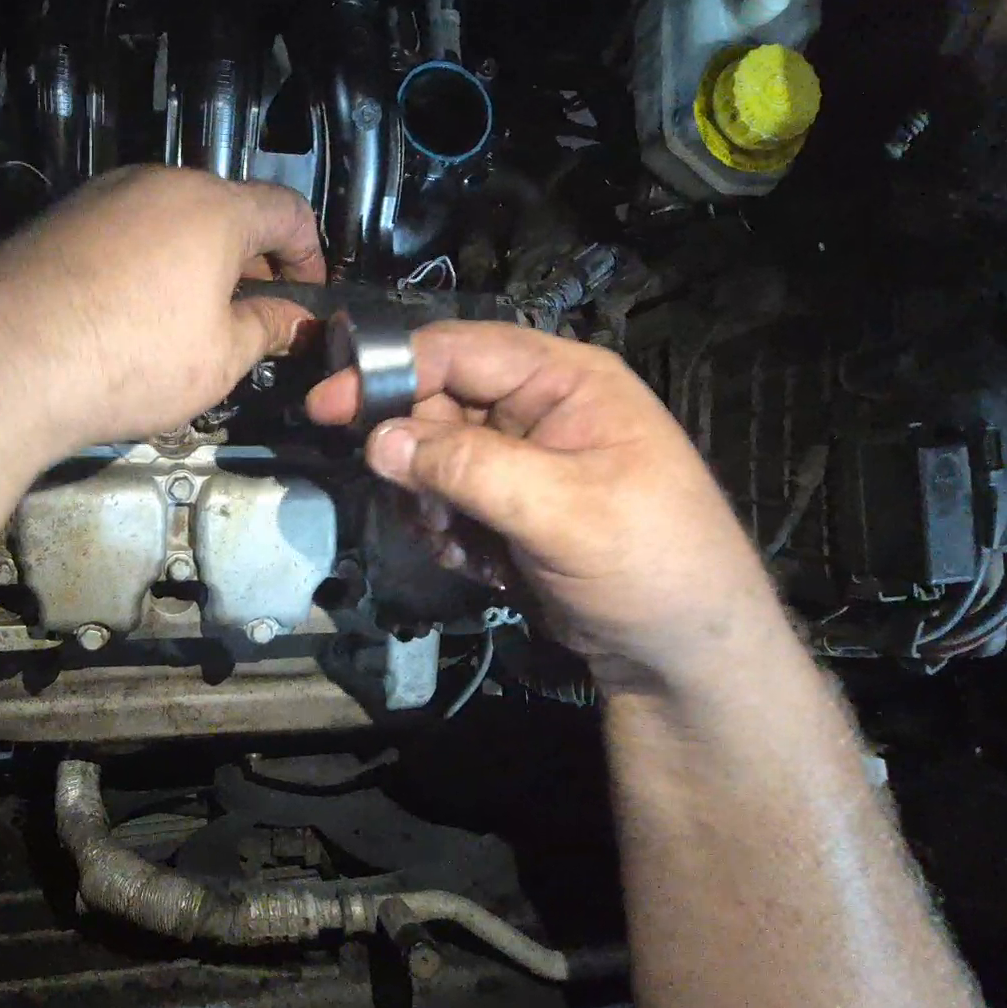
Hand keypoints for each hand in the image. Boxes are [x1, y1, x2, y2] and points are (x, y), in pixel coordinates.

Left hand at [0, 166, 323, 449]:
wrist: (6, 360)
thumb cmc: (131, 358)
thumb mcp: (220, 357)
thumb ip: (266, 329)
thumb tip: (293, 320)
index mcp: (213, 207)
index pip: (287, 211)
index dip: (309, 254)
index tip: (306, 294)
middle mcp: (157, 185)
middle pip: (225, 213)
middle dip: (250, 263)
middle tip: (252, 317)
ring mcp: (102, 198)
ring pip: (171, 223)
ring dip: (197, 265)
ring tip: (191, 324)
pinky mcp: (60, 221)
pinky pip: (125, 235)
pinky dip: (148, 266)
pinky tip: (134, 317)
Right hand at [307, 321, 784, 691]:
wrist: (680, 656)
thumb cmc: (650, 565)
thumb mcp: (564, 511)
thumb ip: (468, 468)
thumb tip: (377, 441)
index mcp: (562, 379)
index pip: (457, 351)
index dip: (389, 371)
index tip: (326, 404)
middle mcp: (533, 406)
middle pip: (432, 404)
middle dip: (413, 458)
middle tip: (420, 511)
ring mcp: (514, 456)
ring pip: (425, 456)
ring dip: (424, 503)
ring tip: (458, 544)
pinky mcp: (499, 502)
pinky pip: (437, 497)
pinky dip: (438, 529)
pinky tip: (474, 561)